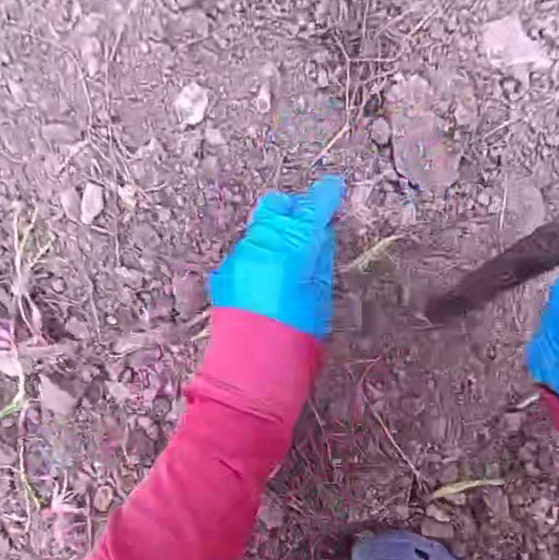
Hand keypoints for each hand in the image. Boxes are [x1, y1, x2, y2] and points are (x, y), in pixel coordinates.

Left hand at [208, 176, 345, 336]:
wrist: (251, 371)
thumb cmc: (293, 342)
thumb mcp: (318, 298)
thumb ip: (318, 260)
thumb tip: (319, 237)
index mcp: (290, 251)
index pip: (310, 211)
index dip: (324, 197)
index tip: (333, 188)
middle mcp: (259, 247)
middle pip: (276, 207)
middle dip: (293, 210)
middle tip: (309, 222)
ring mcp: (238, 258)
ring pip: (259, 228)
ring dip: (275, 234)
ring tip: (290, 255)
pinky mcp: (225, 273)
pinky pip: (247, 251)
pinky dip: (260, 255)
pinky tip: (270, 276)